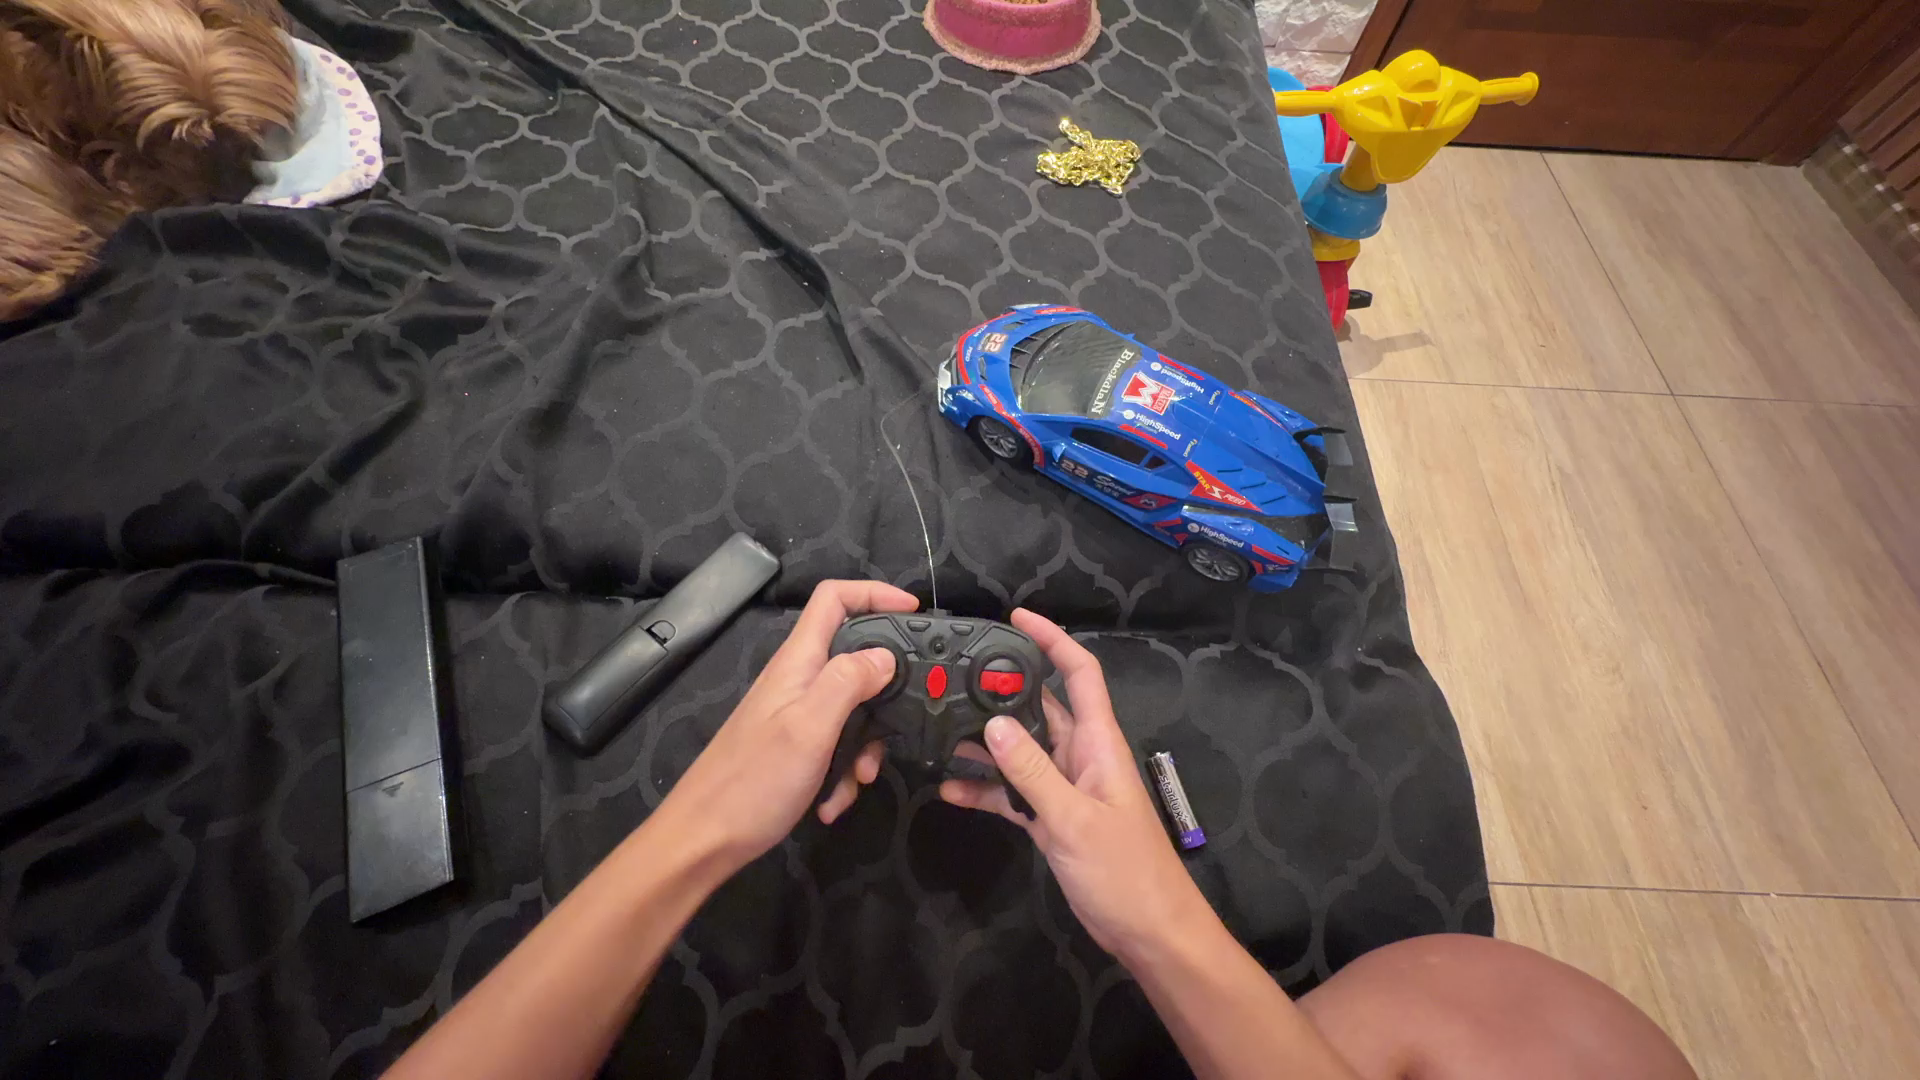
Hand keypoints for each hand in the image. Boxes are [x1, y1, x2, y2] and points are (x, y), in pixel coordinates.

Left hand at [658, 579, 916, 872]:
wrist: (703, 841)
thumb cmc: (754, 780)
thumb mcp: (810, 727)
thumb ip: (849, 681)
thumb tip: (886, 656)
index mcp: (799, 661)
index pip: (834, 599)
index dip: (874, 592)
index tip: (914, 612)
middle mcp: (799, 679)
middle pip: (855, 655)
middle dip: (885, 690)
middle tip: (903, 718)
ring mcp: (797, 713)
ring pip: (854, 708)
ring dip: (866, 744)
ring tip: (859, 779)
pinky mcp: (796, 746)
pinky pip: (838, 744)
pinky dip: (843, 771)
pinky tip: (833, 801)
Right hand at [939, 609, 1208, 957]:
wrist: (1149, 933)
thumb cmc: (1125, 871)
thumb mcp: (1075, 819)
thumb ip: (1033, 771)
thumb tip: (993, 723)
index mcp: (1098, 742)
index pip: (1080, 673)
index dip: (1053, 639)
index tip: (1016, 617)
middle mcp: (1080, 755)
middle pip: (1040, 707)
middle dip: (1001, 690)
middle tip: (954, 678)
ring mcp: (1064, 786)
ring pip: (1020, 750)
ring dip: (985, 744)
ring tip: (939, 732)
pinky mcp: (1051, 817)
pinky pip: (1014, 792)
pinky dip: (986, 790)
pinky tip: (950, 791)